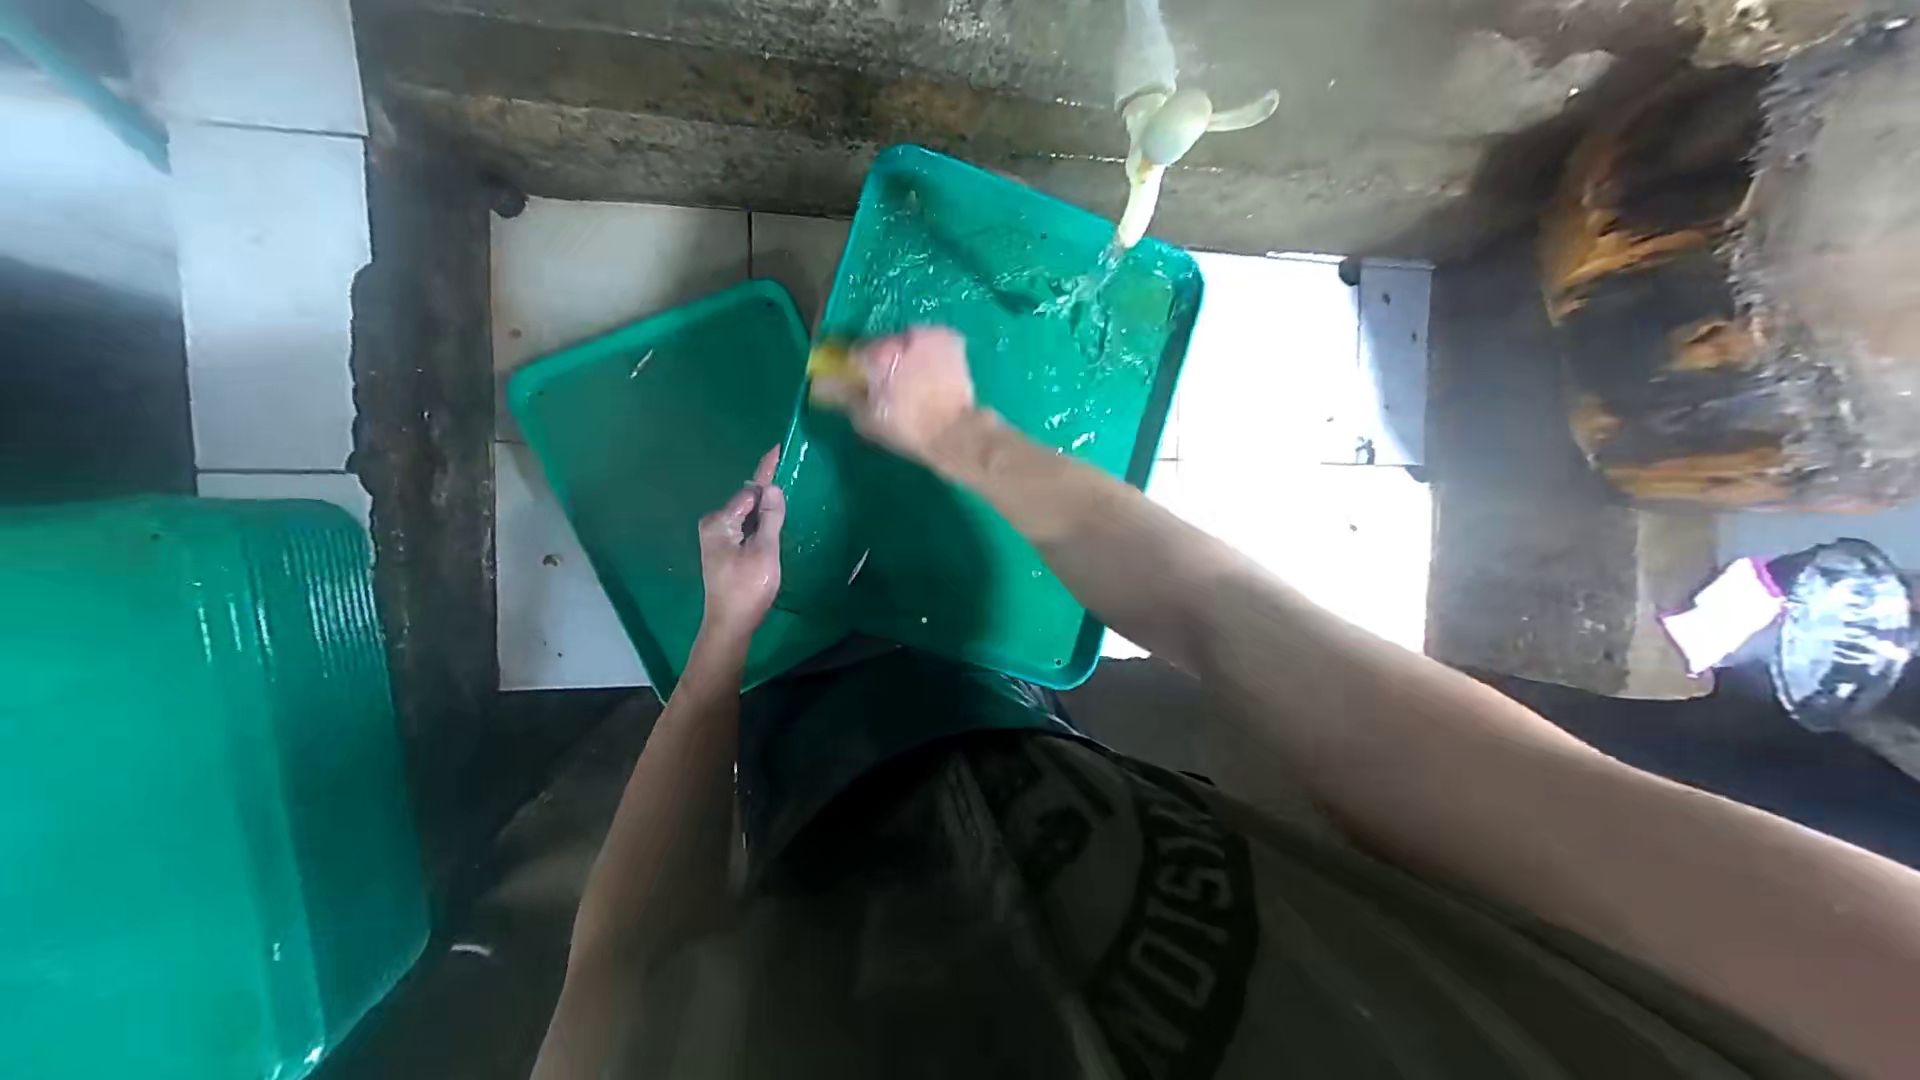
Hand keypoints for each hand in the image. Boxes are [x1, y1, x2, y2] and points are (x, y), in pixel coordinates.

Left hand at [697, 447, 785, 639]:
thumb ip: (769, 518)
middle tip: (791, 475)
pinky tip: (775, 521)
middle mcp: (714, 525)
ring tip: (788, 495)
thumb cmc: (748, 587)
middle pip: (747, 500)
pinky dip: (761, 523)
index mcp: (720, 522)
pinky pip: (746, 527)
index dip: (767, 471)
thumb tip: (773, 487)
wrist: (731, 624)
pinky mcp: (725, 550)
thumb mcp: (764, 550)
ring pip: (747, 515)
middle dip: (768, 490)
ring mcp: (718, 538)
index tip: (778, 448)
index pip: (749, 490)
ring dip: (766, 509)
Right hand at [813, 325, 977, 464]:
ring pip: (906, 342)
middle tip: (890, 387)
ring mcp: (929, 335)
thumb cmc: (908, 429)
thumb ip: (841, 396)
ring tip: (914, 383)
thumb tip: (819, 382)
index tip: (860, 382)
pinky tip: (931, 374)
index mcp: (877, 354)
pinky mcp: (951, 339)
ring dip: (905, 355)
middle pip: (882, 345)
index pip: (853, 351)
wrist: (956, 433)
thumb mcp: (866, 419)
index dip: (854, 368)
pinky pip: (929, 342)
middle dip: (882, 362)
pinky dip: (926, 353)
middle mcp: (901, 336)